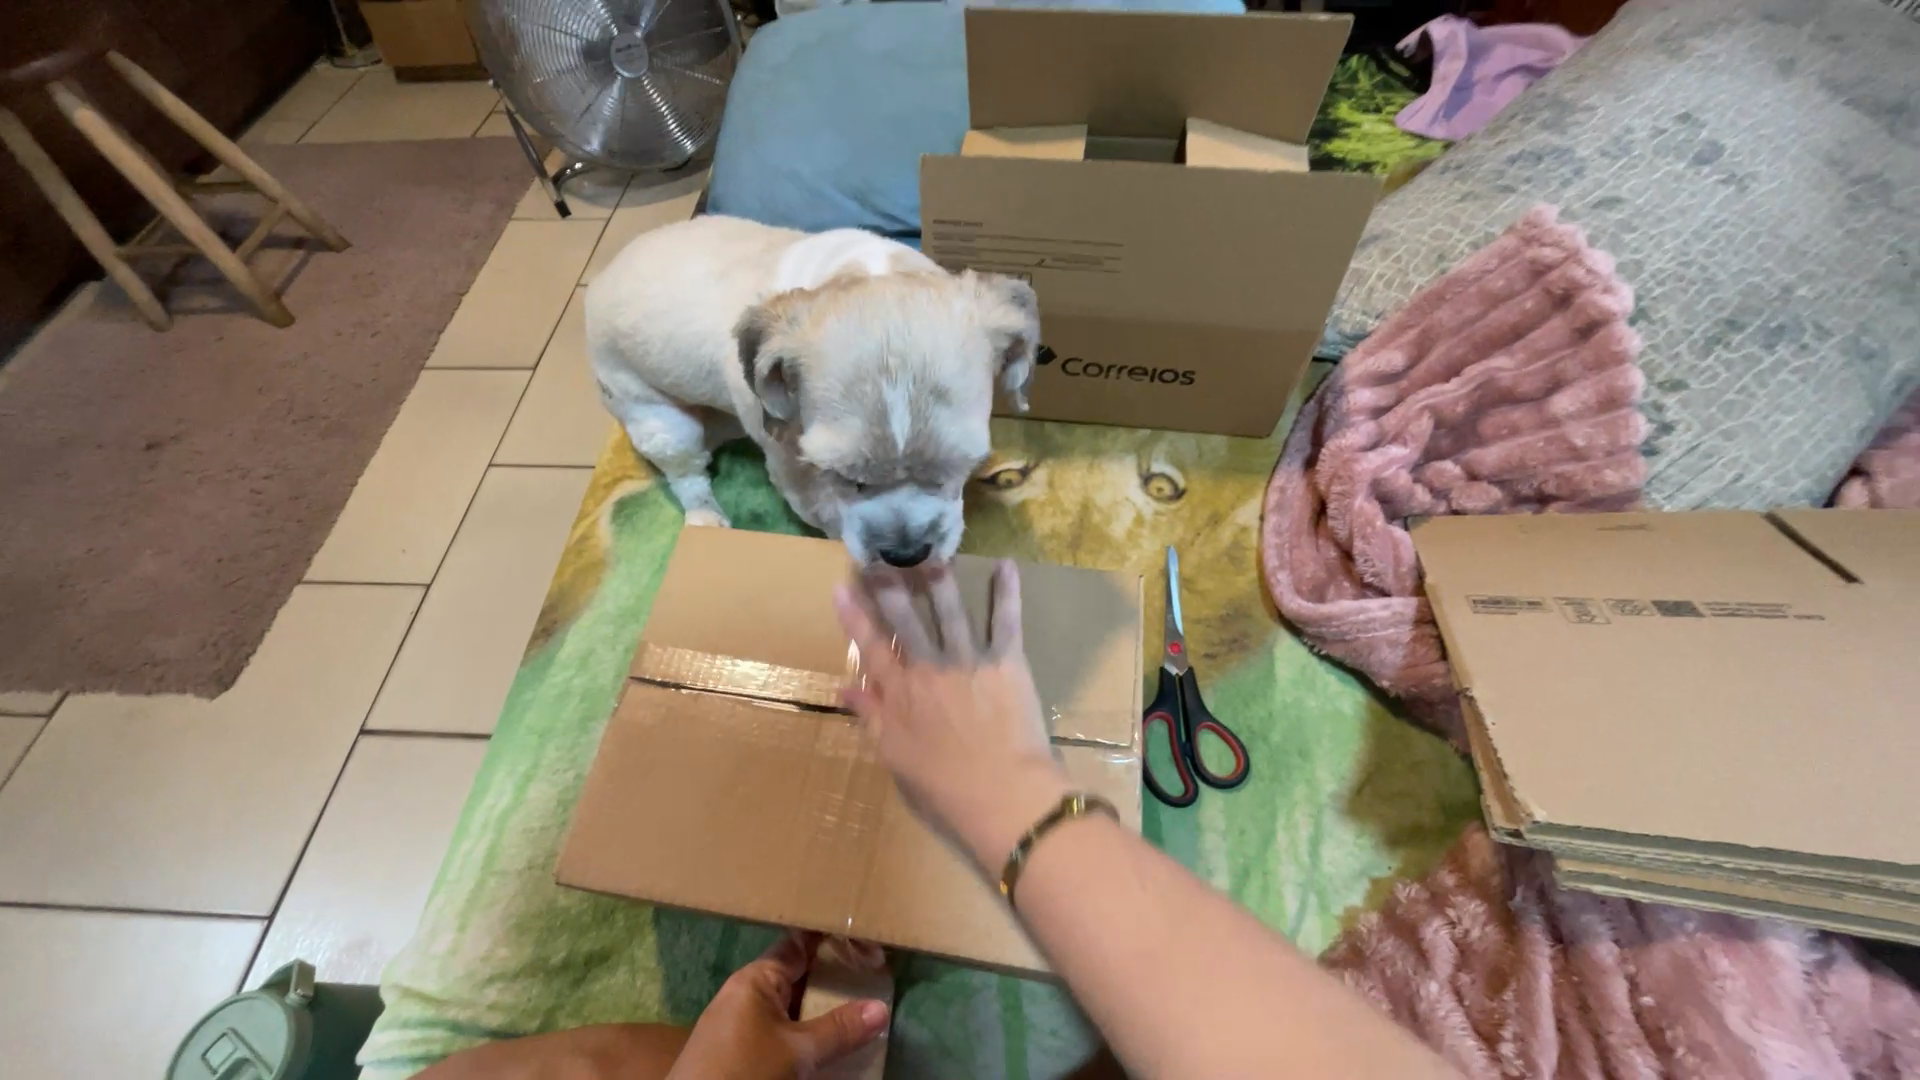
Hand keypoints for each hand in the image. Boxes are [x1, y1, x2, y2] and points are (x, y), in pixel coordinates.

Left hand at [667, 932, 887, 1079]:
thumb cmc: (741, 1076)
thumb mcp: (796, 1055)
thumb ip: (838, 1031)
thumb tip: (881, 1008)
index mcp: (757, 978)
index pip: (802, 943)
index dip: (836, 940)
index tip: (871, 944)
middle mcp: (748, 992)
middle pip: (800, 974)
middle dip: (836, 978)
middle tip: (876, 978)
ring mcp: (742, 1024)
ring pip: (793, 1006)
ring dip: (824, 1011)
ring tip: (863, 1010)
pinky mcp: (739, 1053)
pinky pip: (782, 1031)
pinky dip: (807, 1035)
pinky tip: (831, 1047)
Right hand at [833, 560, 1070, 875]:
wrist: (1003, 794)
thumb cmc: (945, 785)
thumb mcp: (895, 756)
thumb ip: (871, 717)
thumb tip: (844, 687)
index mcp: (901, 694)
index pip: (871, 647)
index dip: (854, 617)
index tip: (841, 587)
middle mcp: (929, 668)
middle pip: (905, 619)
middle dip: (891, 585)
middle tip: (881, 558)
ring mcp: (968, 660)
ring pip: (950, 610)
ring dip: (940, 579)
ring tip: (933, 554)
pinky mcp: (1006, 661)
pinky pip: (1005, 620)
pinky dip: (1006, 592)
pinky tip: (1006, 566)